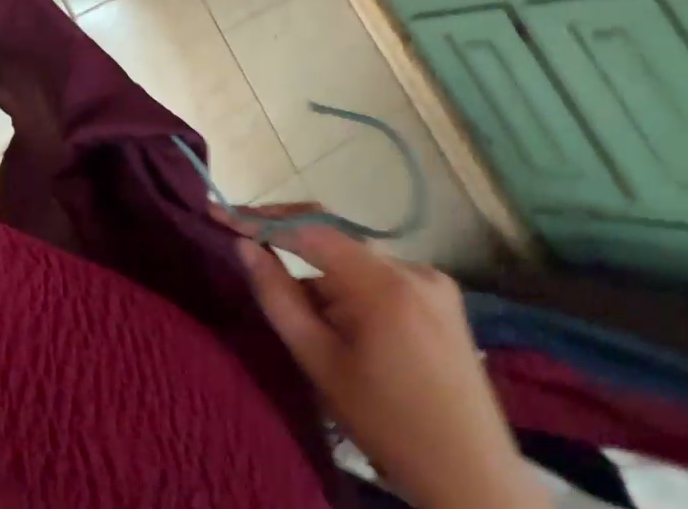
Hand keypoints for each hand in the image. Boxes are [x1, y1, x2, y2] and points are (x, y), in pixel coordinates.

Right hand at [229, 206, 546, 508]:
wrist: (471, 474)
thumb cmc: (384, 419)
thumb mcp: (316, 358)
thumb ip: (276, 295)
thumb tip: (243, 246)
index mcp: (383, 283)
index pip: (308, 228)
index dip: (258, 218)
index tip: (216, 213)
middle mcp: (413, 269)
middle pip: (333, 236)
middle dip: (285, 239)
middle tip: (241, 243)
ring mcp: (433, 283)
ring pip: (353, 259)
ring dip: (317, 271)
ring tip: (297, 309)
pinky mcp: (442, 300)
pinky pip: (378, 275)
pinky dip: (346, 285)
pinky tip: (336, 318)